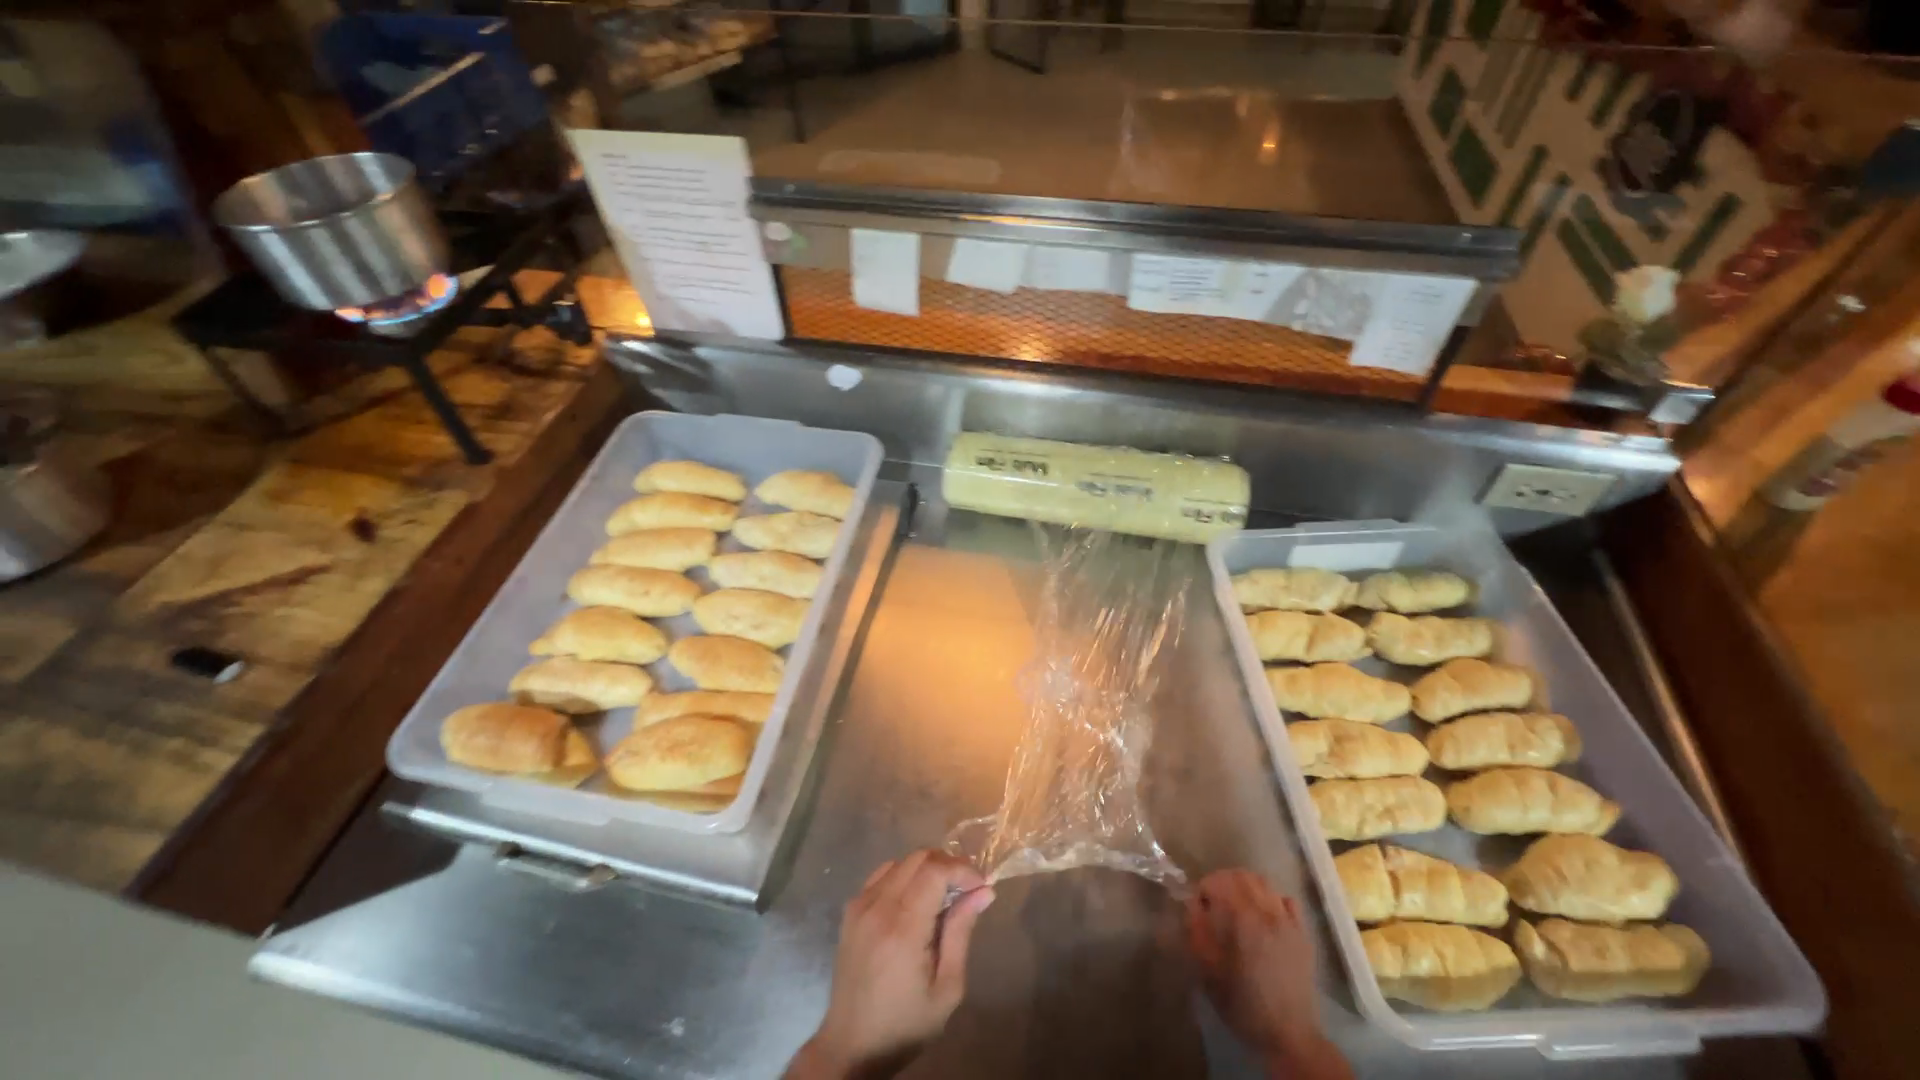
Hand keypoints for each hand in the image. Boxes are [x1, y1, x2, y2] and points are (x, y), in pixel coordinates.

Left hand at [787, 849, 994, 1079]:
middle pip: (917, 857)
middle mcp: (876, 907)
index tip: (982, 887)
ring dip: (926, 869)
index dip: (963, 869)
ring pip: (899, 862)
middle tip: (968, 890)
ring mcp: (858, 907)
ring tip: (944, 897)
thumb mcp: (947, 987)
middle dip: (948, 865)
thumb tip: (984, 891)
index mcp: (902, 928)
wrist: (852, 1045)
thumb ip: (961, 932)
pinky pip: (881, 875)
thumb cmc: (906, 1024)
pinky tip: (915, 902)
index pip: (935, 870)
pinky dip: (904, 876)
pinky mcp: (850, 912)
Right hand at [1186, 870, 1350, 1079]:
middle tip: (1212, 902)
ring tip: (1235, 905)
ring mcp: (1289, 921)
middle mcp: (1268, 912)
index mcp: (1243, 920)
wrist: (1287, 1033)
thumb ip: (1196, 931)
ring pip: (1265, 884)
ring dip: (1246, 886)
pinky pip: (1286, 900)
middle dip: (1223, 881)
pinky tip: (1262, 916)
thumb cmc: (1241, 1003)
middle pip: (1243, 876)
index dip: (1204, 888)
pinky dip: (1270, 898)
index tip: (1197, 907)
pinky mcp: (1303, 934)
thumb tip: (1193, 905)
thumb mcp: (1207, 970)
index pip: (1220, 881)